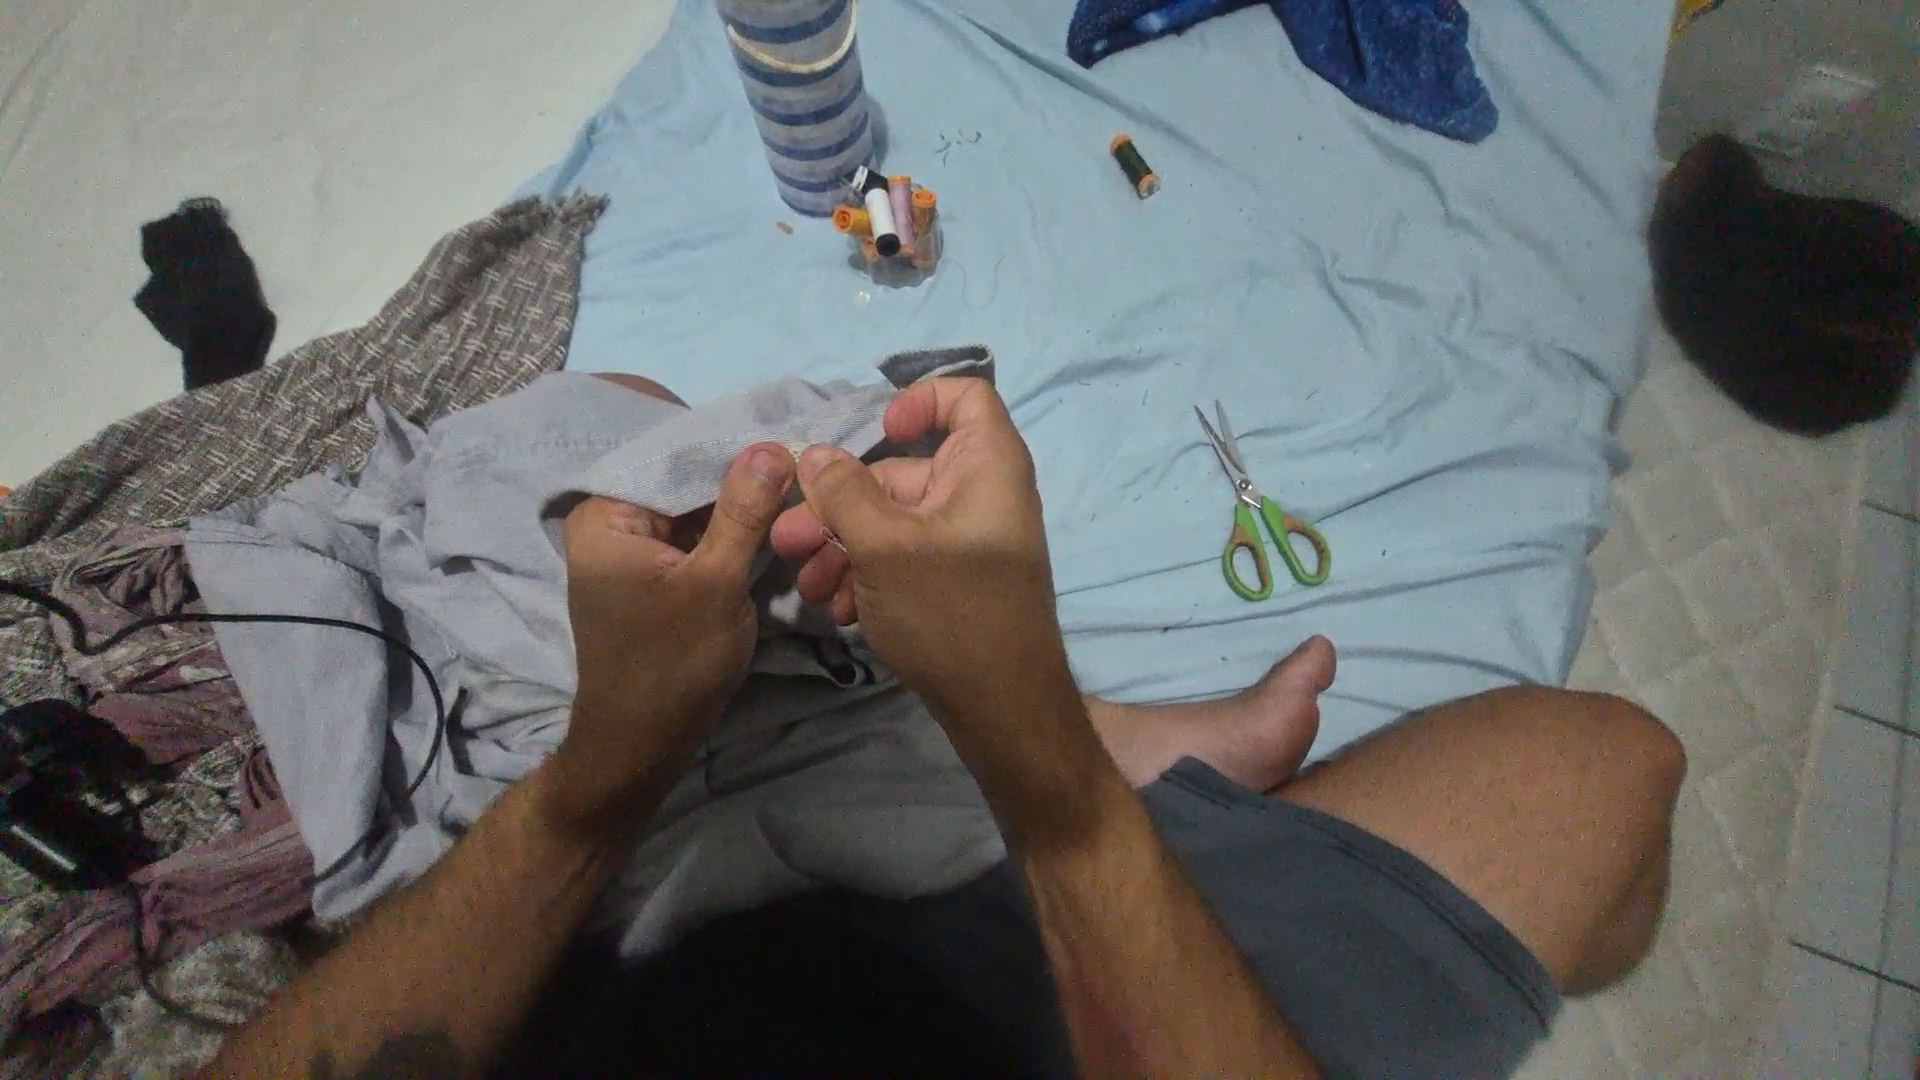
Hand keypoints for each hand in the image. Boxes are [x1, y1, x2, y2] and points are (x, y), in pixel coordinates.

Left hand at [548, 443, 794, 832]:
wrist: (646, 741)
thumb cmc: (674, 661)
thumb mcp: (716, 581)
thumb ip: (743, 511)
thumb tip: (772, 446)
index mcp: (607, 516)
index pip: (673, 459)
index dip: (731, 449)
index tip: (787, 442)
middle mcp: (613, 525)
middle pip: (686, 485)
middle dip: (741, 481)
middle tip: (802, 466)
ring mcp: (636, 553)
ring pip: (697, 513)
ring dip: (743, 509)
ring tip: (797, 489)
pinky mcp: (659, 576)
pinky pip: (698, 540)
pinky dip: (733, 536)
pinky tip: (775, 525)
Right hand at [770, 379, 1104, 807]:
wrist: (1000, 708)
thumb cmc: (950, 611)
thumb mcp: (883, 546)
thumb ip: (843, 492)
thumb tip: (815, 455)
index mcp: (986, 464)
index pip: (966, 396)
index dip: (919, 401)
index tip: (876, 434)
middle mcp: (980, 493)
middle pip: (902, 471)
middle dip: (838, 505)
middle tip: (786, 538)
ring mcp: (966, 540)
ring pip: (892, 521)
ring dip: (843, 547)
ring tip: (805, 585)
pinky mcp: (951, 579)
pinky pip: (904, 557)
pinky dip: (869, 574)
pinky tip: (837, 609)